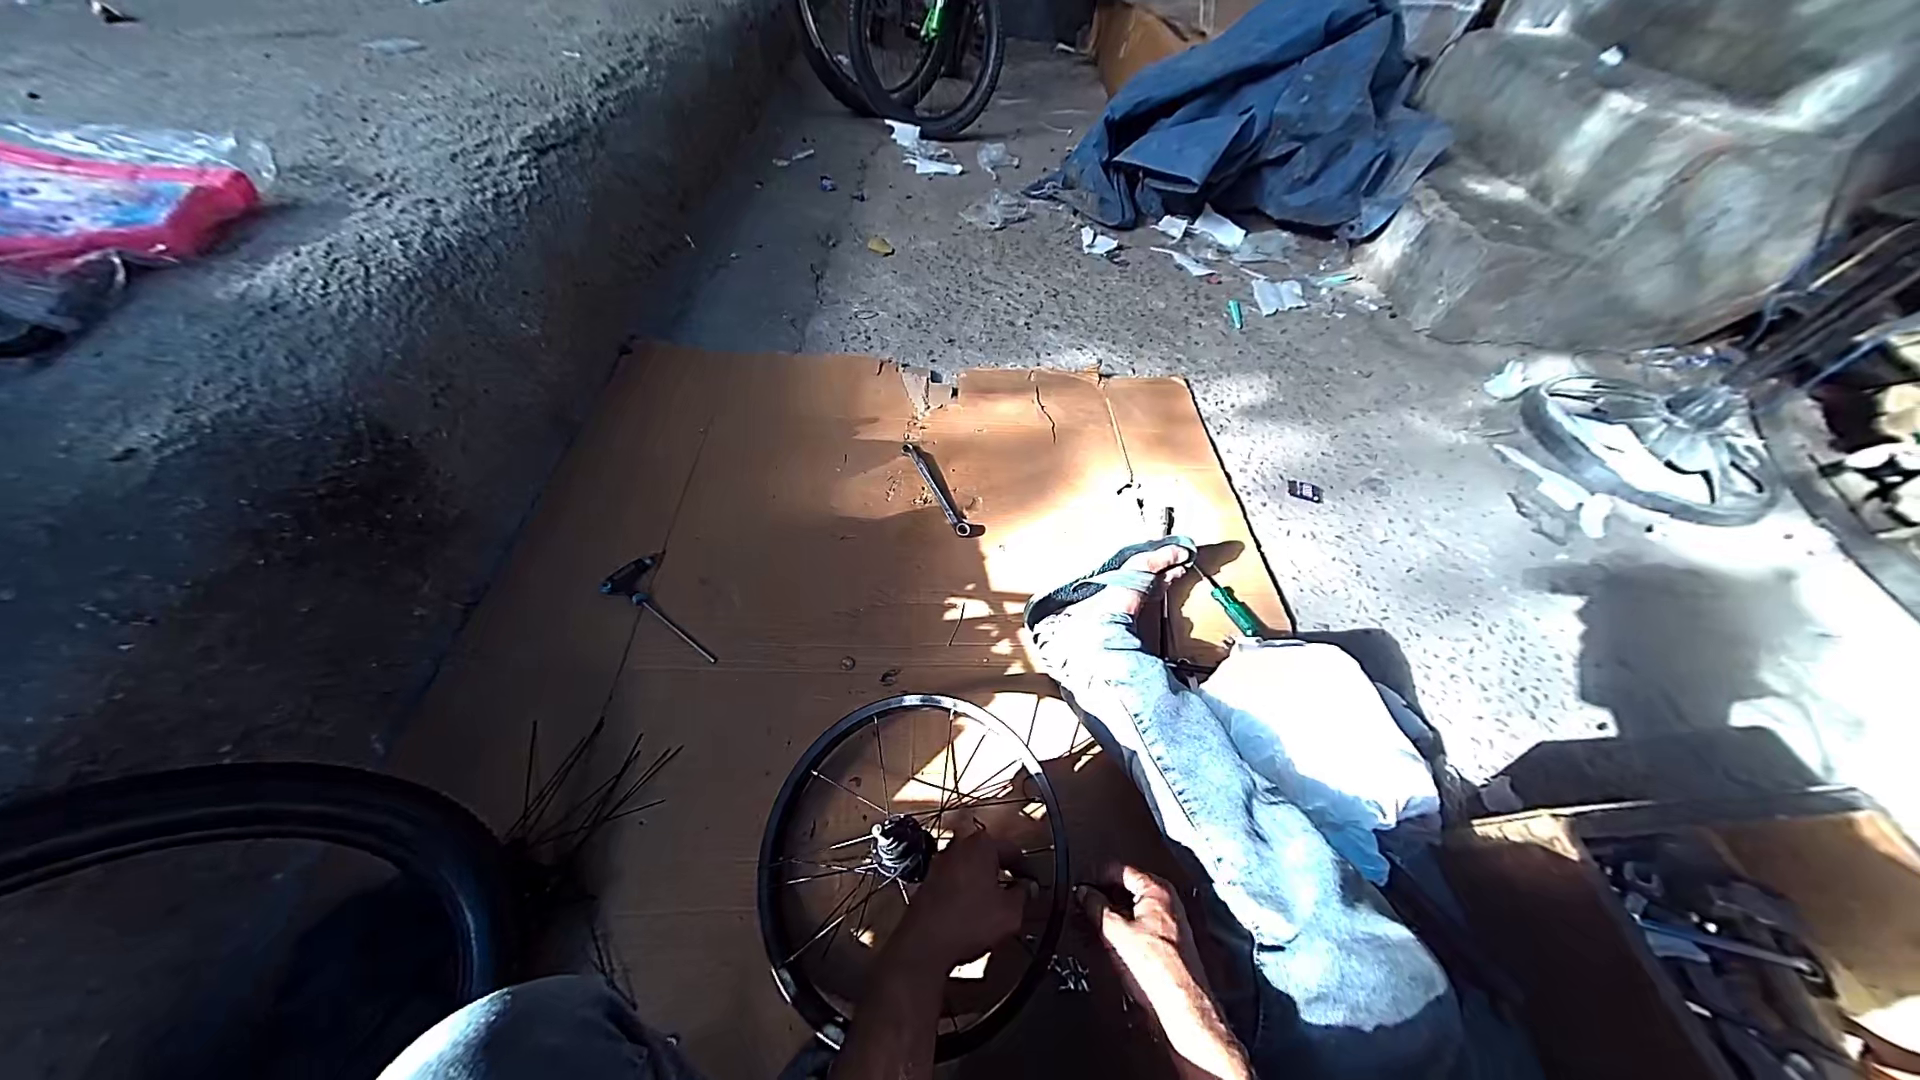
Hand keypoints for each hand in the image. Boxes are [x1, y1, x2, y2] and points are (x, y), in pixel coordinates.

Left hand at [888, 825, 1032, 974]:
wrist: (924, 943)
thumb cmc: (970, 922)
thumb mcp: (1009, 913)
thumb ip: (1023, 895)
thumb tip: (1028, 887)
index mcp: (981, 844)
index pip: (1012, 850)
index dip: (1025, 868)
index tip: (1032, 882)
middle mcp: (959, 846)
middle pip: (988, 854)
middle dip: (1001, 871)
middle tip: (1014, 890)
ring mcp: (940, 862)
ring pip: (969, 866)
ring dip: (981, 880)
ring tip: (992, 904)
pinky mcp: (927, 880)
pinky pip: (954, 879)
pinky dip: (964, 890)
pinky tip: (970, 911)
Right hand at [1077, 865, 1252, 1079]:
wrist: (1183, 1006)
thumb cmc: (1160, 970)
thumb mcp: (1115, 932)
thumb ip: (1095, 907)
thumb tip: (1084, 894)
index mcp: (1157, 889)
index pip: (1119, 869)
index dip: (1096, 876)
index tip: (1083, 886)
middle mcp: (1168, 900)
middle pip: (1127, 886)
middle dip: (1104, 895)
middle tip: (1086, 903)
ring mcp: (1172, 920)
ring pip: (1134, 906)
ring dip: (1113, 912)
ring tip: (1095, 923)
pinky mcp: (1171, 941)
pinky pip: (1142, 922)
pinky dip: (1125, 926)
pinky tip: (1113, 939)